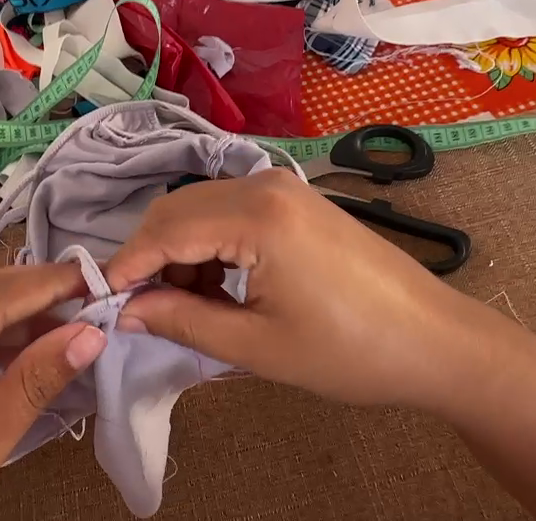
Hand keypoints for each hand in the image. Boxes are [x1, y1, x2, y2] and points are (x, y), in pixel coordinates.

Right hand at [104, 167, 465, 408]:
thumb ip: (184, 321)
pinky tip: (221, 286)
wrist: (434, 339)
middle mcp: (263, 184)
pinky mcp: (294, 198)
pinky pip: (231, 209)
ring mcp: (282, 187)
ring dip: (181, 251)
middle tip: (142, 309)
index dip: (128, 263)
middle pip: (178, 208)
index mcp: (255, 215)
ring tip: (188, 306)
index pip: (166, 229)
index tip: (102, 299)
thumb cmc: (348, 350)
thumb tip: (127, 311)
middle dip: (152, 255)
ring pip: (202, 206)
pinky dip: (211, 243)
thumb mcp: (258, 347)